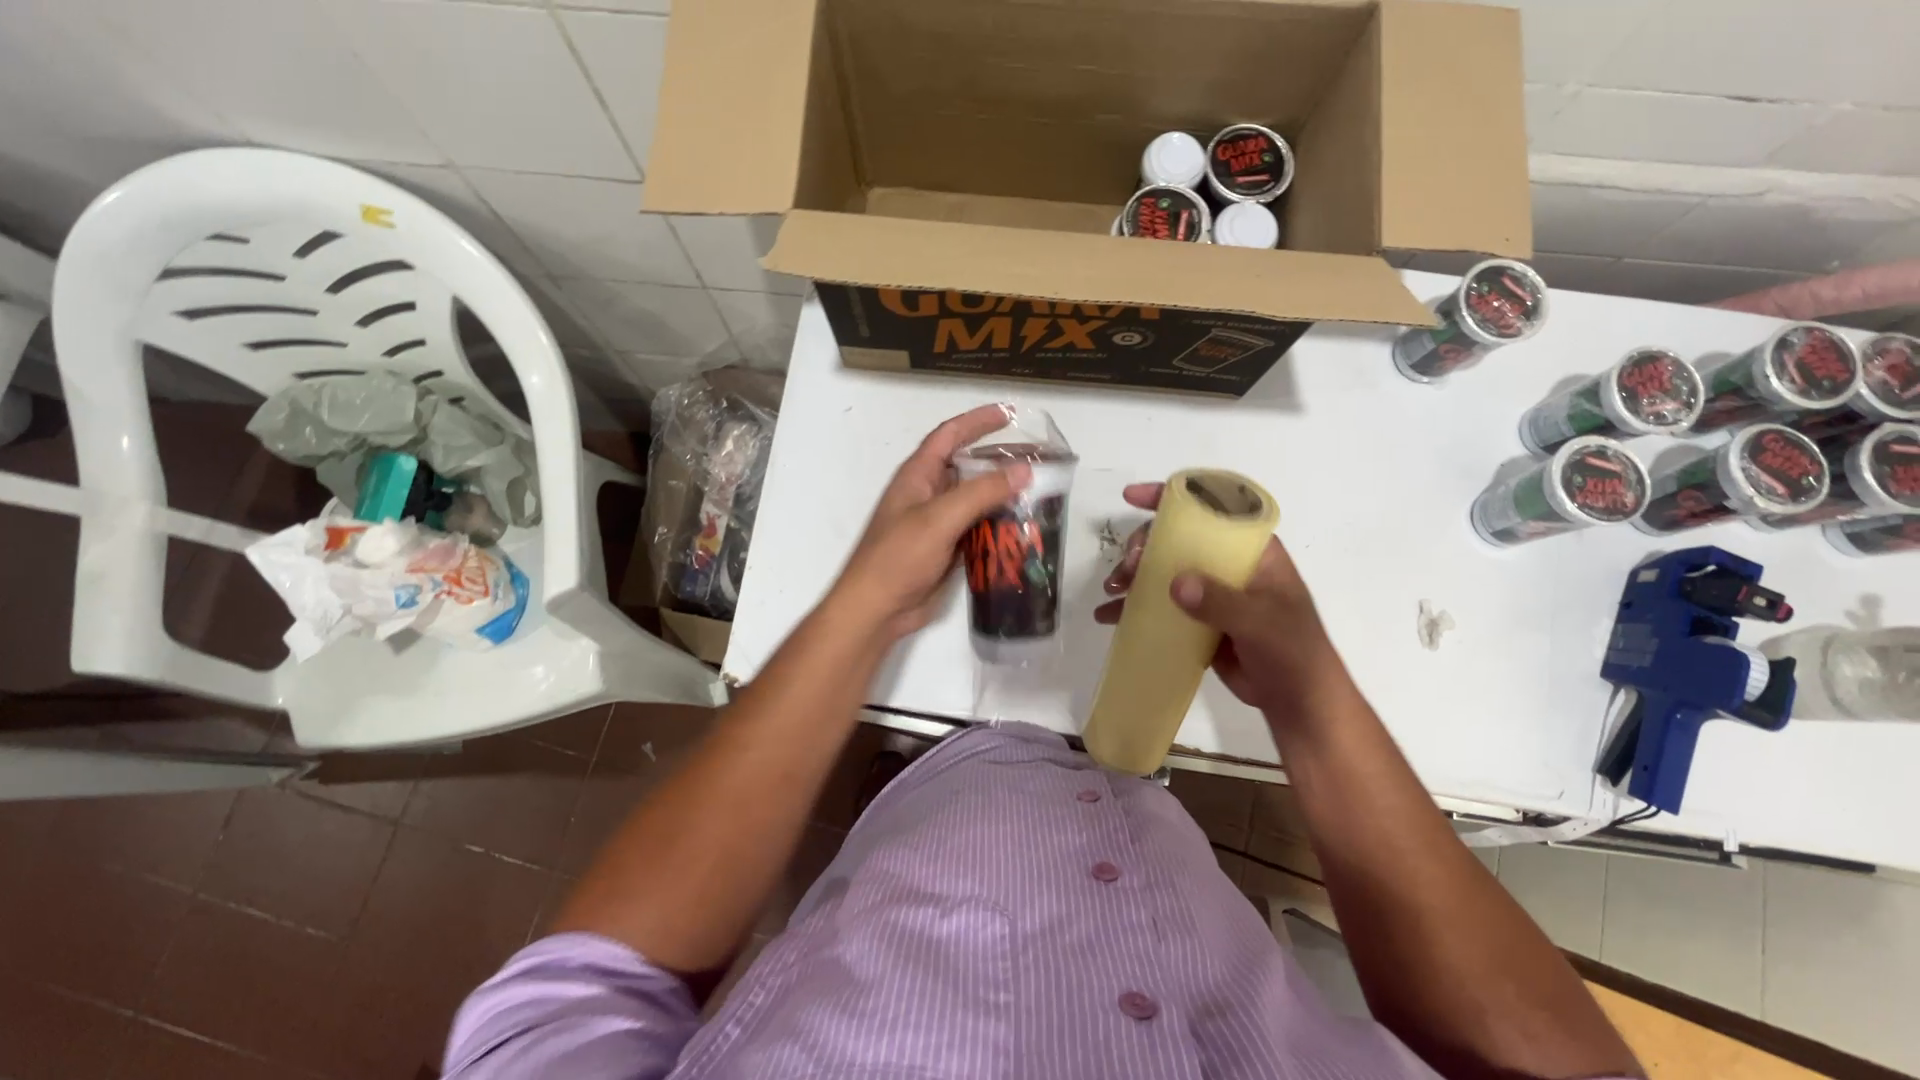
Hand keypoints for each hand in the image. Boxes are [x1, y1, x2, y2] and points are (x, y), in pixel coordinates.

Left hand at [826, 405, 1031, 641]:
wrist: (877, 609)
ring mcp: (938, 523)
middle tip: (1041, 460)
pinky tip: (1025, 526)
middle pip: (969, 466)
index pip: (950, 435)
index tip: (1010, 414)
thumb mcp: (939, 519)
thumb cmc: (898, 557)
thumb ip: (981, 493)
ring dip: (1005, 494)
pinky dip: (1000, 524)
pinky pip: (978, 528)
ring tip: (1042, 492)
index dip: (977, 421)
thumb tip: (1024, 471)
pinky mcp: (947, 549)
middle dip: (1002, 460)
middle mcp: (928, 493)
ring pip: (977, 499)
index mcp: (918, 475)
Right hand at [1094, 482, 1351, 715]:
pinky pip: (1161, 606)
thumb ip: (1221, 602)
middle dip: (1145, 546)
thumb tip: (1176, 584)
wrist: (1298, 699)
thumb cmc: (1293, 650)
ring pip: (1164, 570)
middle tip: (1128, 567)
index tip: (1133, 497)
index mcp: (1252, 551)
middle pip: (1178, 539)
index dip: (1173, 497)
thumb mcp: (1261, 622)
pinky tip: (1109, 616)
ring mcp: (1211, 592)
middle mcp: (1228, 564)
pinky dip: (1134, 608)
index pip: (1212, 508)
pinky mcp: (1198, 621)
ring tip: (1112, 590)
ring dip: (1134, 575)